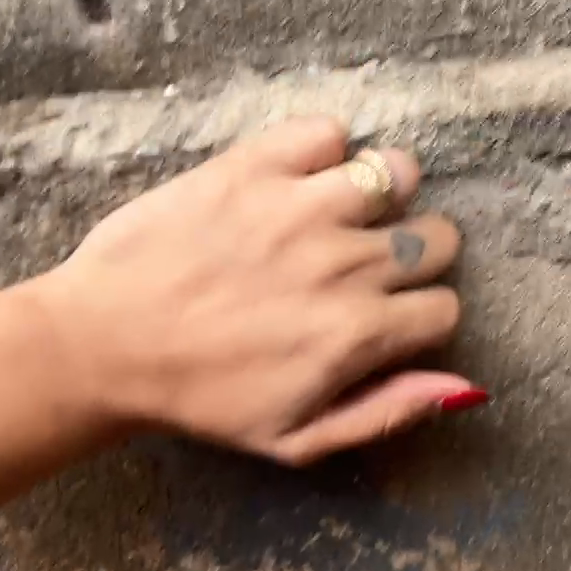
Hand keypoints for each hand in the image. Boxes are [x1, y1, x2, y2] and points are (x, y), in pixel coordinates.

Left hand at [26, 118, 482, 464]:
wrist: (101, 344)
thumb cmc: (202, 397)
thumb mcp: (298, 438)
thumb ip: (388, 411)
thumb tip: (469, 386)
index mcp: (358, 334)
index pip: (445, 307)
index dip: (422, 317)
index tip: (390, 318)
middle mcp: (346, 264)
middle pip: (438, 238)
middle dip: (417, 256)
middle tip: (371, 266)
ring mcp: (302, 207)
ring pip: (398, 172)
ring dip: (386, 193)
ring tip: (349, 212)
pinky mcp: (255, 166)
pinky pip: (328, 132)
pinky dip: (325, 150)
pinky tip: (301, 178)